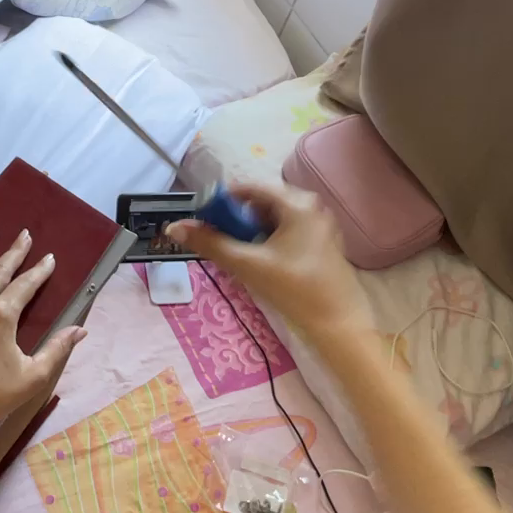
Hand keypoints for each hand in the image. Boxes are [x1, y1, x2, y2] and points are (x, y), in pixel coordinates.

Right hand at [165, 181, 372, 337]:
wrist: (337, 323)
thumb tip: (175, 228)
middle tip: (223, 246)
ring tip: (241, 260)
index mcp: (296, 202)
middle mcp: (310, 206)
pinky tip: (261, 266)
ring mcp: (318, 225)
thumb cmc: (294, 289)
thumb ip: (210, 244)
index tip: (203, 222)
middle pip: (259, 204)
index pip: (247, 188)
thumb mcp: (247, 265)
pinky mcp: (321, 244)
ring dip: (250, 236)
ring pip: (271, 221)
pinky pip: (285, 233)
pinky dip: (267, 244)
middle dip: (236, 223)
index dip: (220, 203)